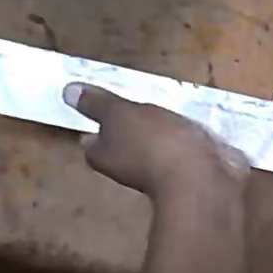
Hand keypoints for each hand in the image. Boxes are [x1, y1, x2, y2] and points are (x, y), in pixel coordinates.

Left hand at [63, 83, 247, 198]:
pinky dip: (195, 145)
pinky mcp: (195, 176)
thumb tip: (67, 92)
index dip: (100, 122)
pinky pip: (190, 155)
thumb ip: (98, 103)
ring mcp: (165, 175)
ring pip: (161, 150)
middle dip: (137, 130)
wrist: (204, 180)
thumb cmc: (155, 145)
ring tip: (182, 115)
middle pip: (127, 145)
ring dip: (169, 136)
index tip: (113, 107)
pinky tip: (204, 132)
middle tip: (150, 107)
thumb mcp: (121, 114)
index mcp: (102, 155)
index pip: (93, 138)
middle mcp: (129, 169)